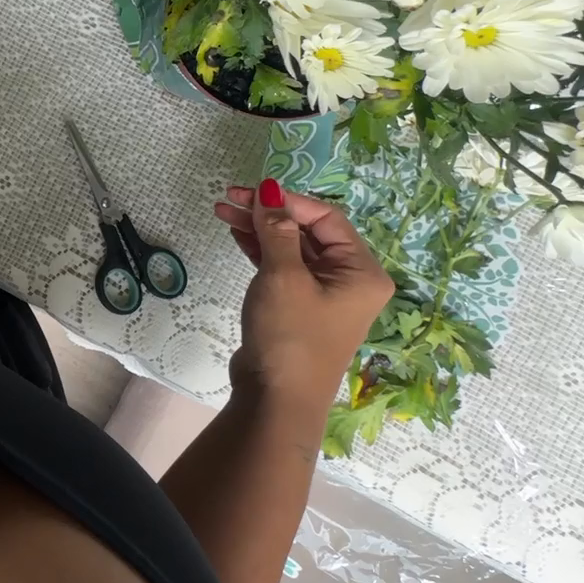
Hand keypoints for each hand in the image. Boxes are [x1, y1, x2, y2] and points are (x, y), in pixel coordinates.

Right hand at [213, 180, 393, 414]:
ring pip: (290, 245)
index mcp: (361, 271)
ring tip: (221, 211)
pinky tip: (235, 233)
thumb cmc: (289, 332)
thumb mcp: (282, 276)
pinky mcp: (299, 303)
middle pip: (308, 230)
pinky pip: (281, 263)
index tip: (246, 192)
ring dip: (258, 227)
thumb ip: (276, 230)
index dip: (287, 200)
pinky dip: (259, 246)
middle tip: (227, 198)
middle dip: (268, 212)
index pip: (326, 219)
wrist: (278, 392)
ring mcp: (324, 292)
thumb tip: (269, 190)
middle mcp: (349, 279)